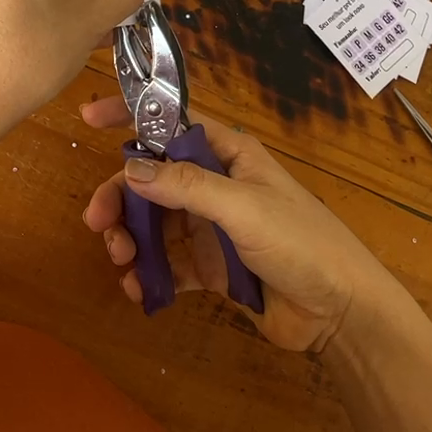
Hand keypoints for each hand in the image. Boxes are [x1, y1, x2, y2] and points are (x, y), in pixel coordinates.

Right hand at [81, 99, 396, 351]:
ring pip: (153, 222)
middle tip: (97, 222)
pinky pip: (168, 263)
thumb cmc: (301, 242)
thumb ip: (185, 185)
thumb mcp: (242, 206)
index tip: (89, 118)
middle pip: (151, 180)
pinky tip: (138, 290)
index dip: (130, 117)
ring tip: (121, 262)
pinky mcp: (210, 266)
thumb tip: (129, 169)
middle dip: (120, 198)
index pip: (170, 122)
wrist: (343, 314)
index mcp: (226, 154)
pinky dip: (148, 274)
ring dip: (130, 239)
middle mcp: (213, 184)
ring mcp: (210, 227)